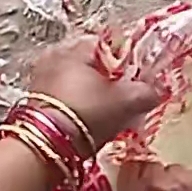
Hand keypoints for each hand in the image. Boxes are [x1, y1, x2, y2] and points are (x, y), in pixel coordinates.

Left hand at [27, 37, 161, 145]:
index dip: (128, 61)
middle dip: (110, 81)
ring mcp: (41, 79)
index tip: (138, 80)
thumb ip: (147, 92)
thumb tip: (157, 91)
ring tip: (108, 116)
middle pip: (93, 64)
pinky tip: (88, 124)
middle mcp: (55, 56)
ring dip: (94, 96)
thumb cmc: (88, 114)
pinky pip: (65, 99)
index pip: (110, 43)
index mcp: (77, 47)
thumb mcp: (127, 102)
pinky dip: (78, 108)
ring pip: (78, 82)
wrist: (46, 147)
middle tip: (125, 100)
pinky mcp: (34, 102)